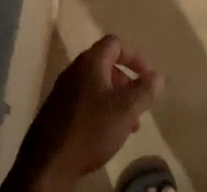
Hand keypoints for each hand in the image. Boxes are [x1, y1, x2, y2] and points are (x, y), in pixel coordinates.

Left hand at [5, 35, 163, 191]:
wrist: (48, 162)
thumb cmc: (90, 130)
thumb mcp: (125, 110)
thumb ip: (144, 90)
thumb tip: (158, 76)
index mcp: (90, 62)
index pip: (115, 43)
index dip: (136, 56)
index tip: (149, 77)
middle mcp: (74, 70)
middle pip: (106, 64)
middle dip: (127, 81)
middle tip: (139, 103)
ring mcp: (62, 90)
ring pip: (96, 85)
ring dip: (116, 99)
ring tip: (129, 124)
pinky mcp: (56, 111)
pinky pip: (85, 100)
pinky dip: (101, 109)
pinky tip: (107, 133)